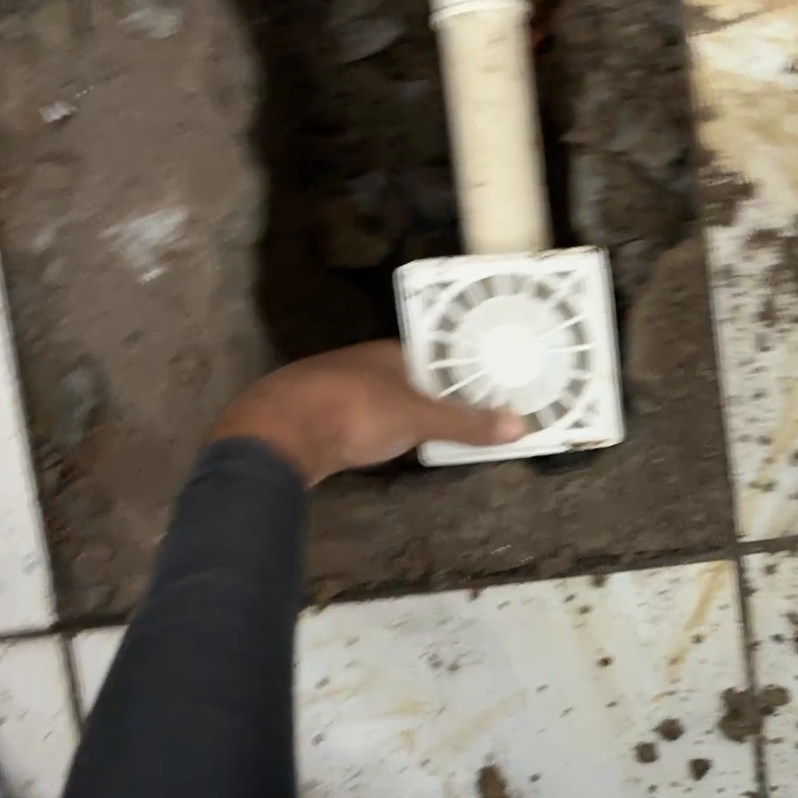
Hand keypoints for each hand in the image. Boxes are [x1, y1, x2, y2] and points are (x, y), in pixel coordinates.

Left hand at [209, 341, 525, 484]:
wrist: (276, 436)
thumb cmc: (353, 412)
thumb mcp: (420, 418)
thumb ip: (467, 424)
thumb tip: (522, 426)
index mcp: (391, 353)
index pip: (438, 355)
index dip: (463, 370)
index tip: (490, 383)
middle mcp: (365, 364)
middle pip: (414, 378)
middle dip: (440, 394)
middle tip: (476, 411)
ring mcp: (339, 390)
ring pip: (388, 399)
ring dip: (411, 413)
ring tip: (444, 430)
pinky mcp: (321, 418)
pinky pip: (366, 421)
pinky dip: (385, 430)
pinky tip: (393, 444)